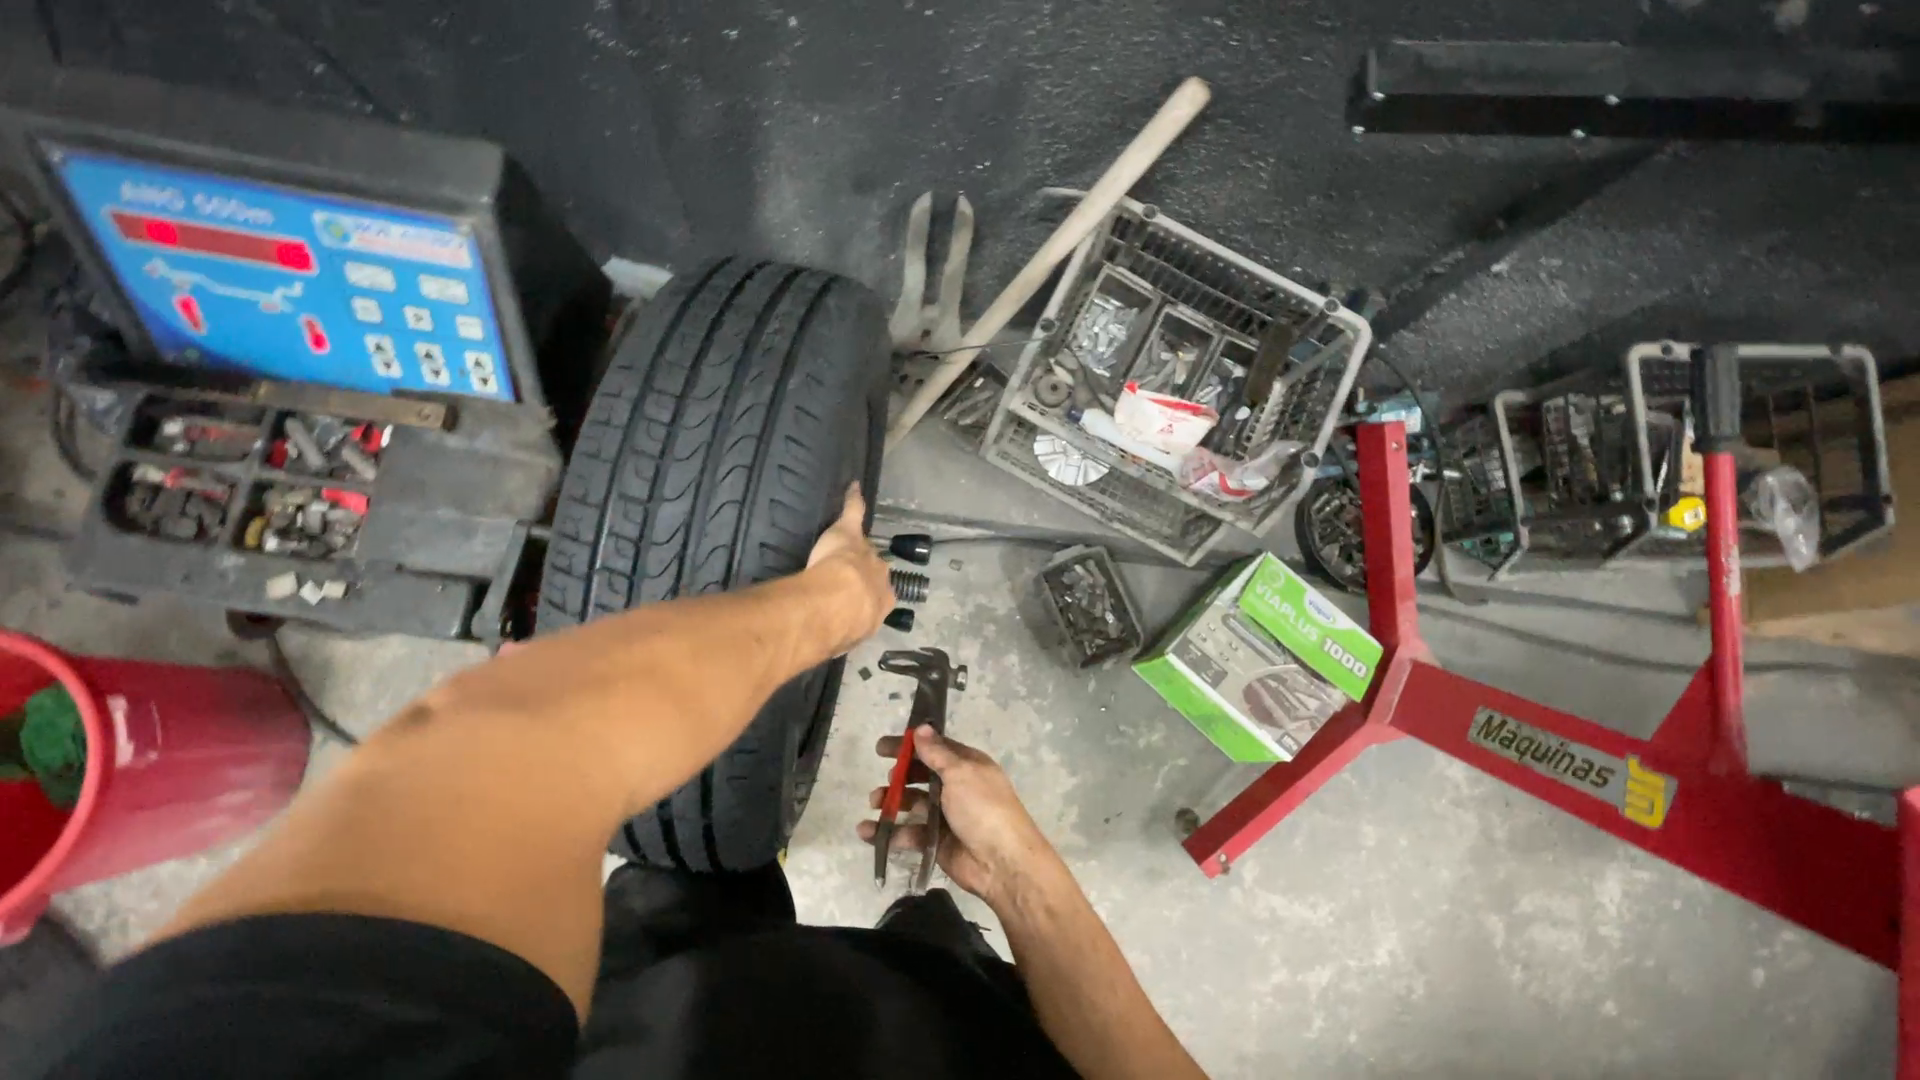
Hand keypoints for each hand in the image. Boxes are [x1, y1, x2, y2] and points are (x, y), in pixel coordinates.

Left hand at [806, 484, 893, 653]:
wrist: (839, 603)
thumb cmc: (844, 626)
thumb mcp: (850, 636)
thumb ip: (846, 632)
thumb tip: (836, 639)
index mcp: (882, 602)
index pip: (881, 595)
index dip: (870, 595)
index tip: (860, 598)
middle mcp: (880, 575)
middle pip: (876, 569)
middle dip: (865, 571)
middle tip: (850, 576)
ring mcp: (865, 552)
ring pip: (864, 548)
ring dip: (857, 548)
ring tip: (851, 544)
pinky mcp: (849, 532)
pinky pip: (853, 512)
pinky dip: (853, 499)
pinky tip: (854, 487)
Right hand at [858, 726, 1070, 912]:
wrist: (1002, 862)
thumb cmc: (983, 808)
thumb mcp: (961, 773)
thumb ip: (936, 753)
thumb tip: (921, 728)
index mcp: (966, 765)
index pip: (934, 748)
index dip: (909, 746)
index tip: (882, 748)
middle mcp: (956, 787)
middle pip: (921, 776)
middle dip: (899, 776)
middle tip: (886, 779)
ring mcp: (945, 815)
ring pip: (912, 803)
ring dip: (891, 801)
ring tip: (875, 803)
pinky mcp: (935, 841)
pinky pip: (908, 833)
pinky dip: (888, 832)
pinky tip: (868, 832)